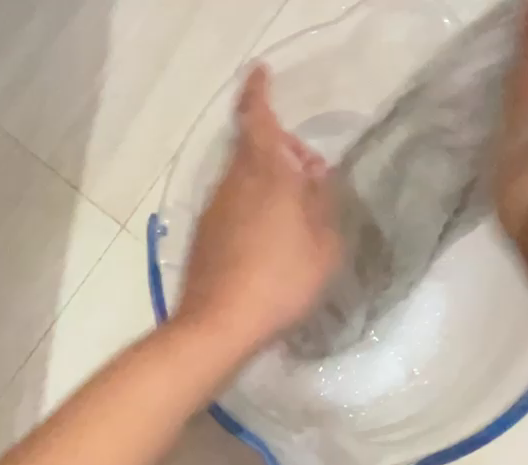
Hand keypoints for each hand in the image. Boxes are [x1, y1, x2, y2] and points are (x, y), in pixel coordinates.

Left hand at [174, 66, 342, 357]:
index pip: (258, 118)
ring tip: (294, 216)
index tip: (260, 75)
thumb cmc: (279, 283)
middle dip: (280, 152)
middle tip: (308, 173)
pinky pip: (232, 211)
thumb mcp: (324, 246)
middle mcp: (232, 185)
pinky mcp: (203, 241)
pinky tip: (268, 243)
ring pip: (242, 183)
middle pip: (253, 152)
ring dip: (267, 186)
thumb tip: (316, 178)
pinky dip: (251, 212)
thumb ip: (324, 204)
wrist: (218, 326)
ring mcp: (212, 213)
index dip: (259, 93)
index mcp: (264, 174)